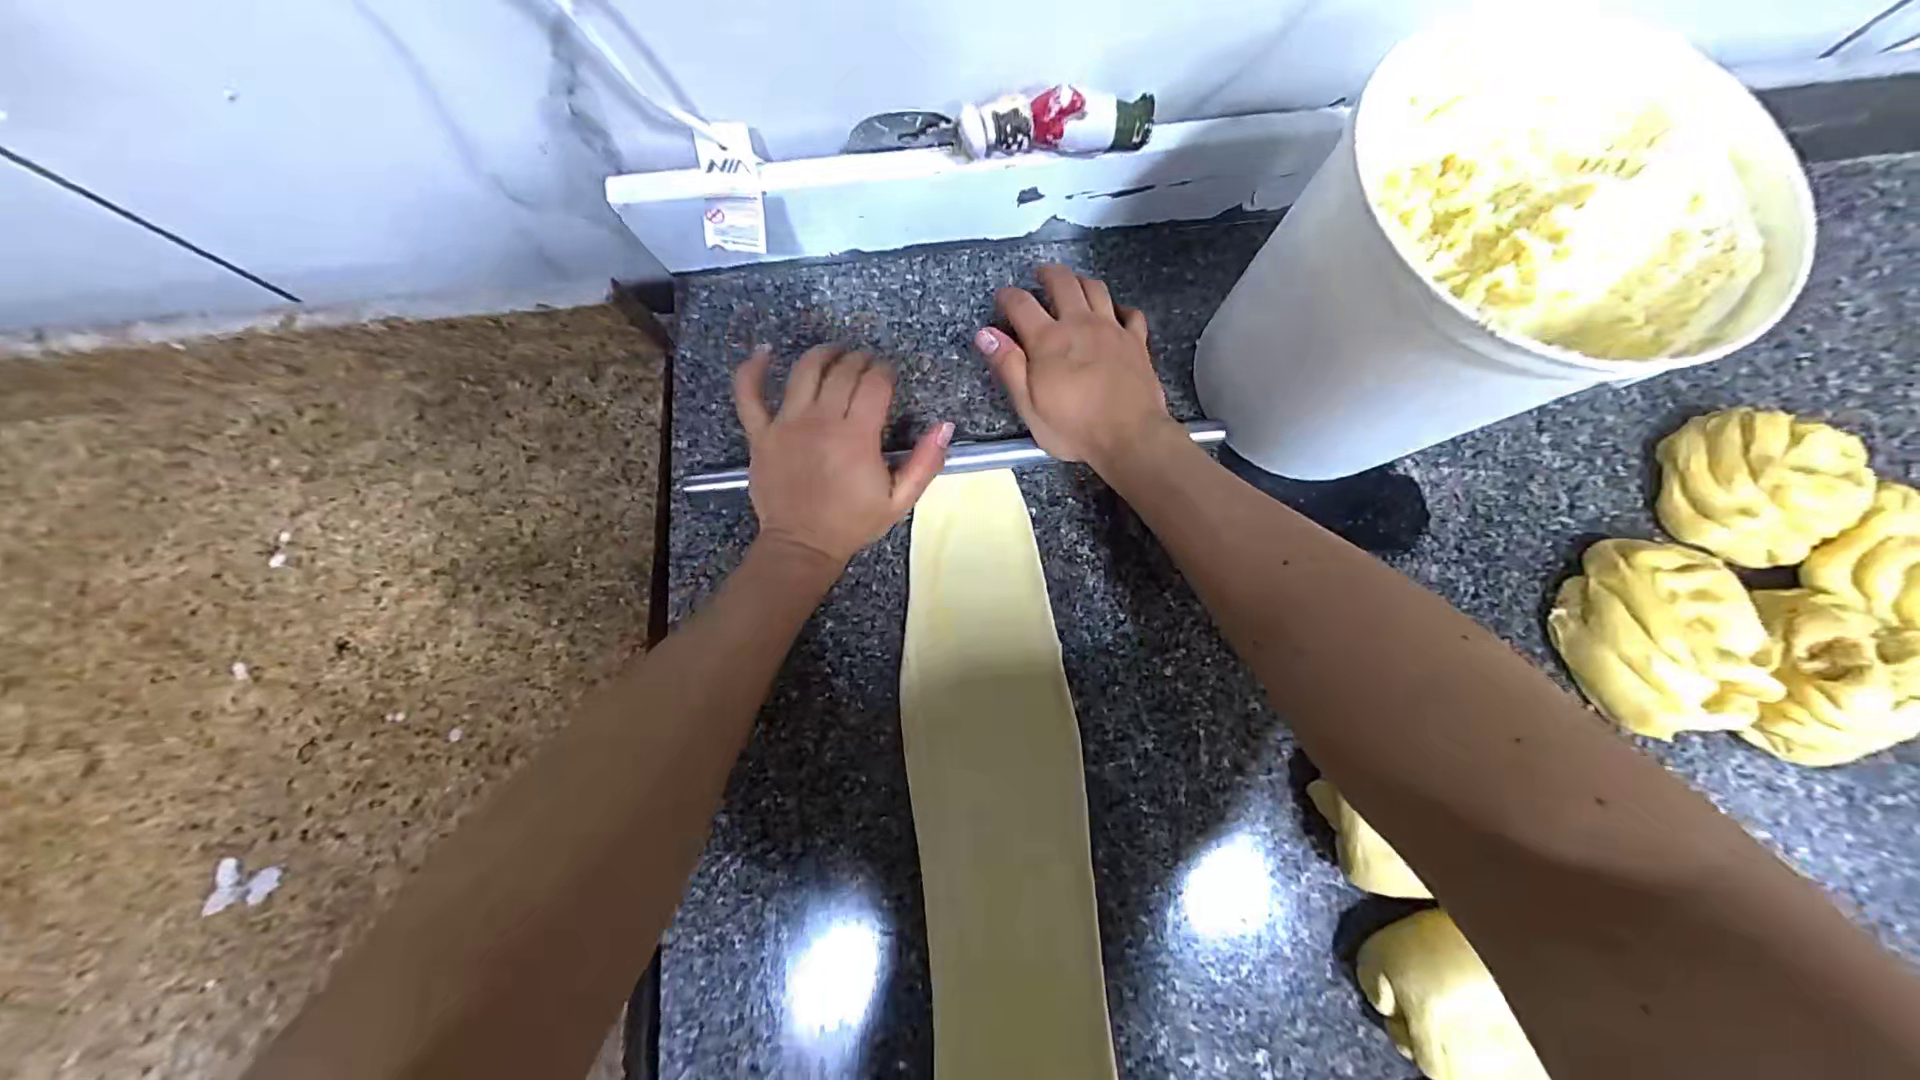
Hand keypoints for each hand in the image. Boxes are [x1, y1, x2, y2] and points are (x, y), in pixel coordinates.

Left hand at [733, 344, 951, 567]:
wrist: (802, 545)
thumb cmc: (853, 523)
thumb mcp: (900, 500)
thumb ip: (925, 462)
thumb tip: (945, 425)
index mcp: (857, 436)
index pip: (874, 382)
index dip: (885, 371)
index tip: (889, 375)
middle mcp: (821, 421)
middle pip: (843, 371)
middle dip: (859, 360)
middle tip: (867, 366)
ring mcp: (786, 424)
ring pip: (804, 370)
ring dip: (822, 354)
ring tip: (834, 353)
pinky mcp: (760, 434)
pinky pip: (749, 393)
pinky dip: (754, 369)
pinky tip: (765, 353)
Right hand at [974, 264, 1174, 467]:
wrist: (1130, 436)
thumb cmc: (1074, 427)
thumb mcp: (1029, 405)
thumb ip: (1008, 366)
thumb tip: (986, 334)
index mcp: (1049, 340)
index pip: (1022, 304)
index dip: (1008, 296)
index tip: (1002, 298)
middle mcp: (1080, 324)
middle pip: (1063, 282)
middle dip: (1048, 274)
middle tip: (1040, 275)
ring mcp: (1112, 329)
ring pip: (1096, 289)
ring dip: (1081, 281)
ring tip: (1073, 284)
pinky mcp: (1136, 342)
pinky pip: (1130, 313)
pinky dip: (1119, 308)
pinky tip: (1115, 314)